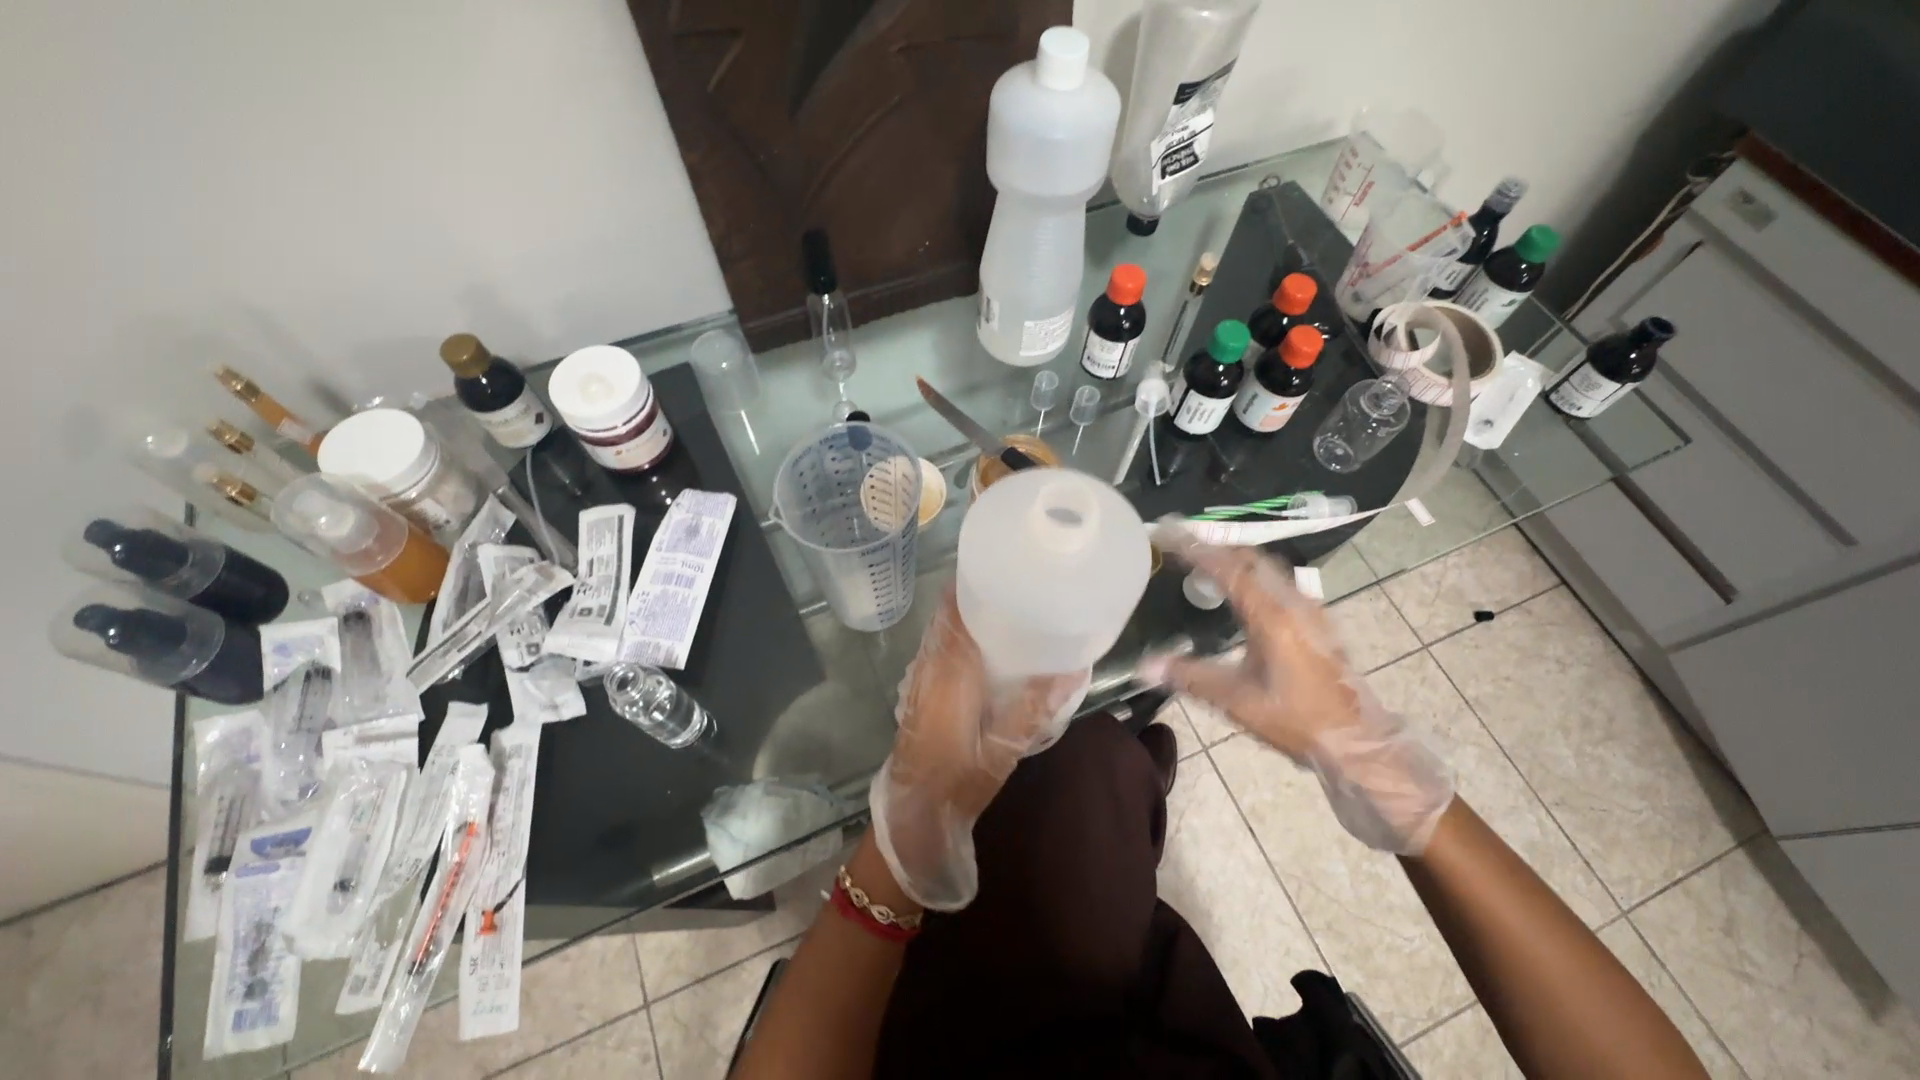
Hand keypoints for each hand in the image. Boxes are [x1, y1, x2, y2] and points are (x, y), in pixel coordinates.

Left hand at [870, 587, 1082, 909]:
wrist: (913, 815)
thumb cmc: (959, 779)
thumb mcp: (1005, 747)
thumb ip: (1037, 706)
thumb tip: (1076, 668)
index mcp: (948, 670)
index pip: (954, 610)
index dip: (974, 584)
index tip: (1008, 567)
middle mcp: (929, 665)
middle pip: (949, 616)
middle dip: (978, 597)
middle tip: (1020, 585)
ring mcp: (919, 678)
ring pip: (942, 632)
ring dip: (968, 618)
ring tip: (1009, 609)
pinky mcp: (918, 693)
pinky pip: (939, 650)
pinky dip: (960, 638)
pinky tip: (987, 648)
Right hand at [1143, 524, 1455, 854]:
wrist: (1357, 743)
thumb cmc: (1297, 721)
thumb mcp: (1237, 702)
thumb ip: (1190, 678)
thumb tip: (1144, 666)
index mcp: (1273, 616)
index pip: (1227, 567)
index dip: (1193, 547)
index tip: (1165, 533)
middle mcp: (1294, 603)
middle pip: (1249, 558)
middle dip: (1212, 545)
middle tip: (1179, 541)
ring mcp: (1310, 611)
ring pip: (1267, 568)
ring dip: (1234, 559)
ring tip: (1203, 560)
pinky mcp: (1317, 624)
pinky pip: (1279, 583)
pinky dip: (1252, 575)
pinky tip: (1239, 593)